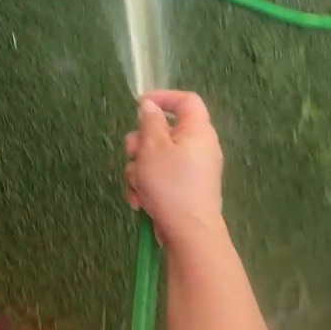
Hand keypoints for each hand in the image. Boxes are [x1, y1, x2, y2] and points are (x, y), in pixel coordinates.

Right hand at [124, 90, 225, 252]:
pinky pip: (157, 177)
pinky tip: (140, 200)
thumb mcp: (153, 147)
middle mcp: (197, 148)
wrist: (188, 232)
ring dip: (138, 168)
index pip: (186, 101)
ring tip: (138, 184)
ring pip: (154, 156)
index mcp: (197, 132)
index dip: (163, 97)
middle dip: (140, 143)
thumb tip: (149, 106)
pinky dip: (145, 185)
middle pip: (162, 130)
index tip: (139, 105)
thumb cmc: (171, 184)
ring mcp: (190, 170)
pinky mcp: (182, 189)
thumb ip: (149, 122)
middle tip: (133, 153)